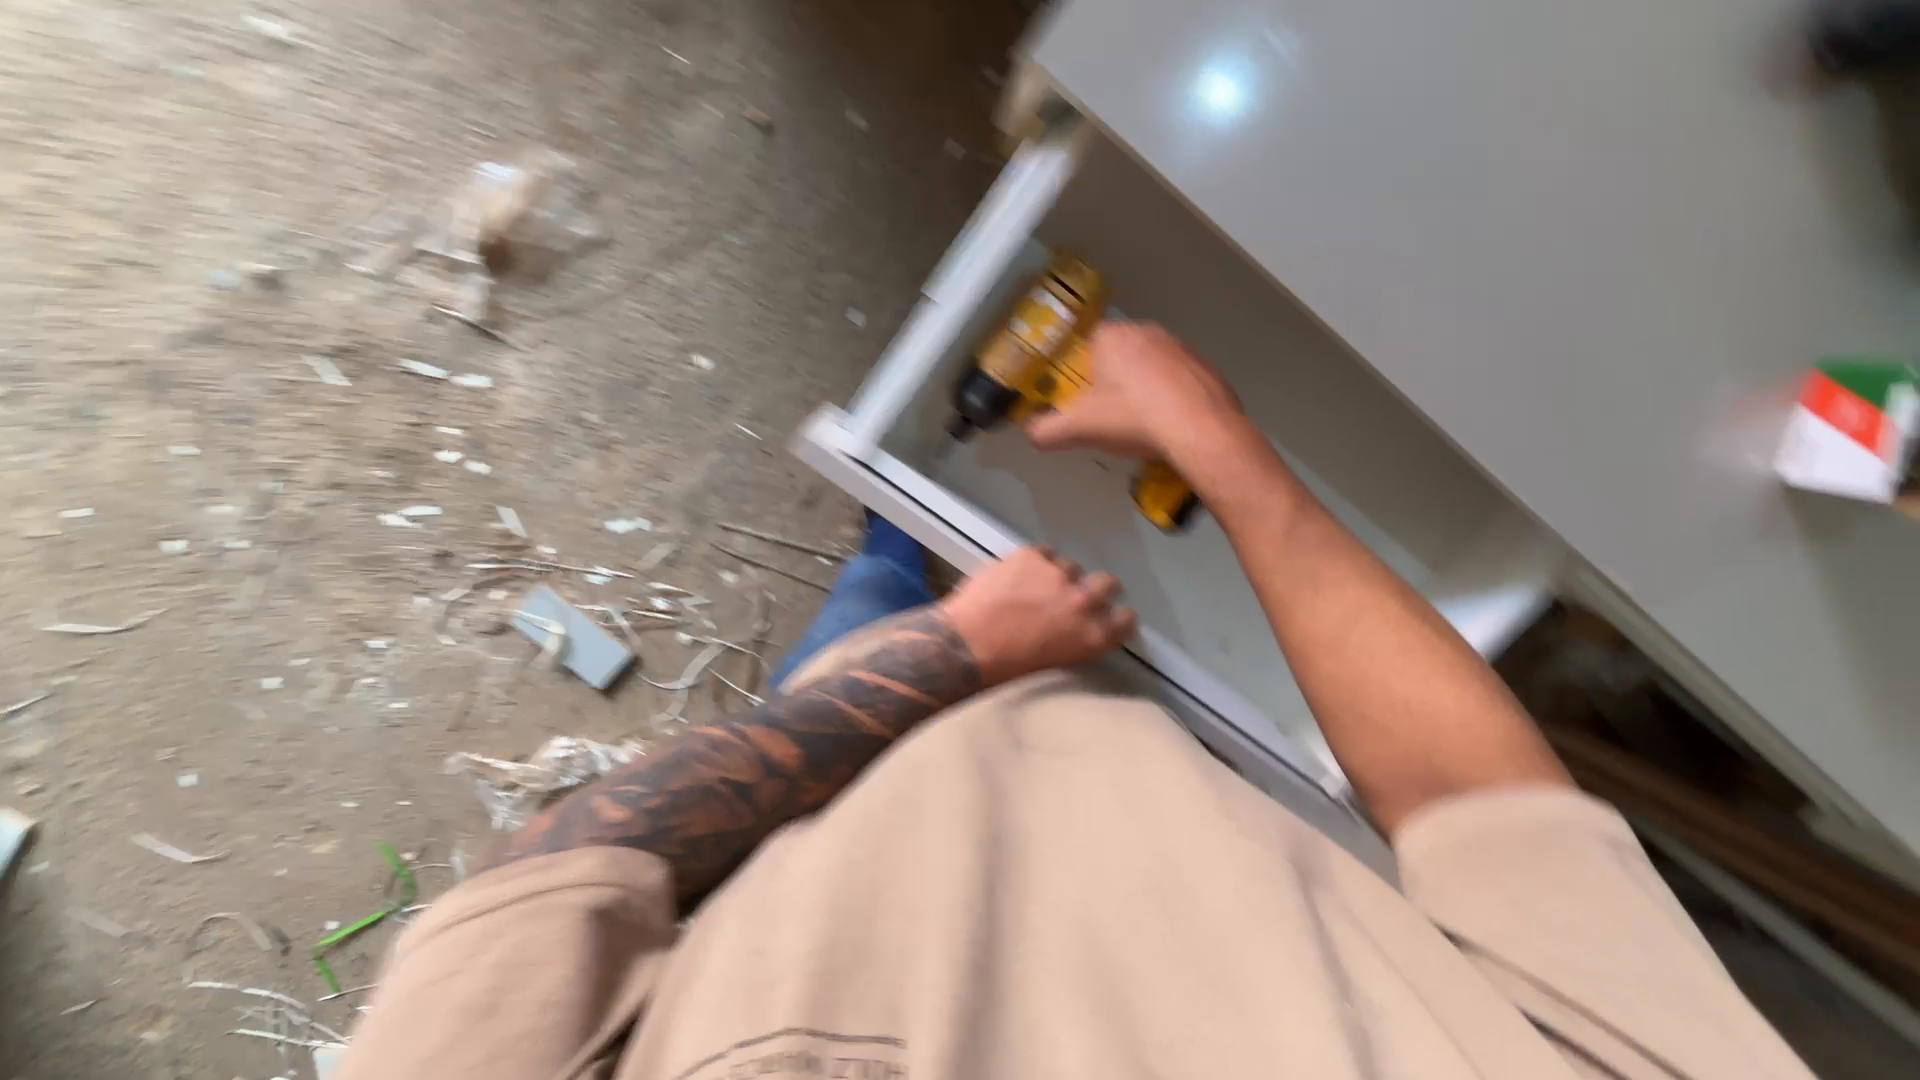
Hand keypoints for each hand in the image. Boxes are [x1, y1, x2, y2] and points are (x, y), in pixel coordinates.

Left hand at [937, 547, 1136, 685]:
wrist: (967, 644)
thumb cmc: (1007, 668)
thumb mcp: (1057, 660)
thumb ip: (1077, 640)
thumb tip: (1077, 627)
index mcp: (1094, 635)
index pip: (1126, 619)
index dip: (1116, 617)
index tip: (1106, 617)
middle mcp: (1085, 601)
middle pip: (1108, 583)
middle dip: (1096, 588)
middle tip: (1075, 595)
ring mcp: (1058, 573)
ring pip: (1071, 566)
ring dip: (1059, 575)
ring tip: (1036, 585)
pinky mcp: (1032, 555)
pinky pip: (1044, 553)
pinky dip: (1034, 562)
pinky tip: (1018, 574)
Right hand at [1024, 321, 1243, 463]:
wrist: (1199, 430)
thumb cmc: (1132, 418)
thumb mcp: (1079, 428)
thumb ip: (1047, 430)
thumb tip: (1032, 433)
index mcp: (1112, 337)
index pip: (1089, 342)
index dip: (1085, 370)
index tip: (1086, 397)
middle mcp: (1148, 332)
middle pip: (1122, 353)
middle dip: (1115, 379)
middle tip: (1111, 413)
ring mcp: (1182, 347)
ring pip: (1153, 366)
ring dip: (1146, 388)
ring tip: (1143, 423)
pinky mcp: (1208, 368)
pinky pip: (1181, 381)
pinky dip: (1174, 398)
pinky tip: (1172, 425)